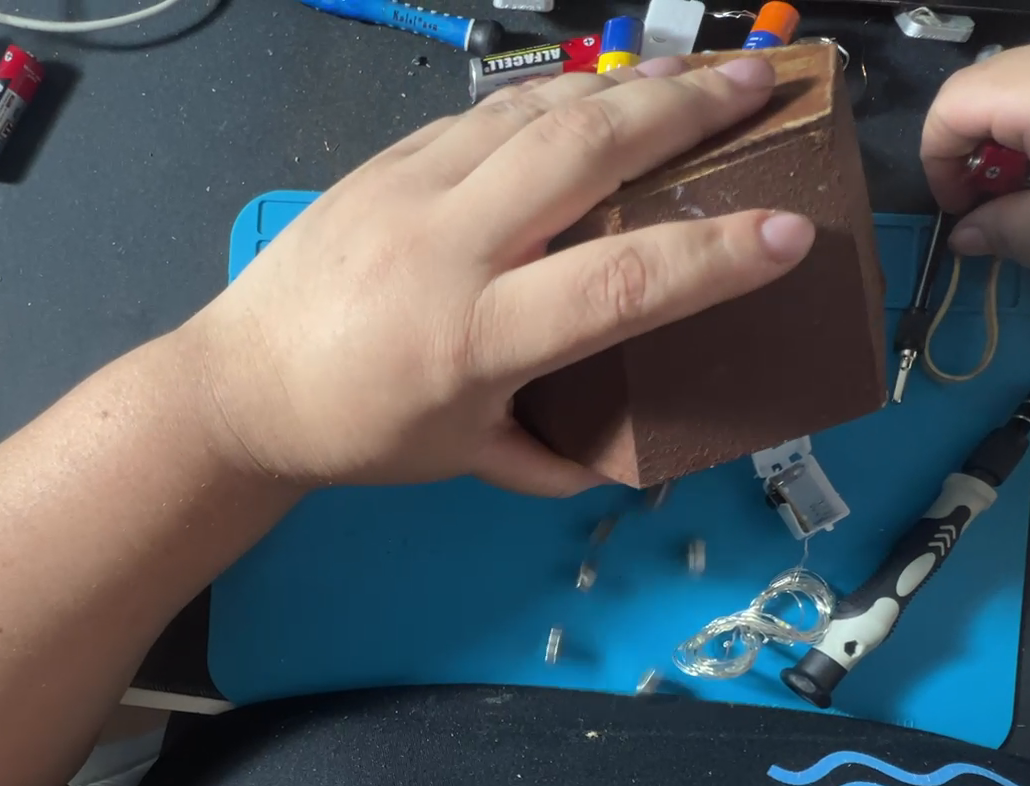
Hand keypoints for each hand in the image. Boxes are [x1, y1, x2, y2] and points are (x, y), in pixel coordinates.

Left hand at [184, 56, 816, 495]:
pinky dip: (554, 97)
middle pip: (584, 153)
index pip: (616, 284)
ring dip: (629, 83)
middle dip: (686, 112)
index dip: (710, 259)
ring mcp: (409, 192)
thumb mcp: (456, 458)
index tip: (787, 233)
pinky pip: (485, 117)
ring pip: (537, 113)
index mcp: (473, 337)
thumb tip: (608, 467)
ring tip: (697, 73)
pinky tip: (594, 91)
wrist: (242, 385)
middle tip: (763, 84)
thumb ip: (539, 461)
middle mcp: (447, 247)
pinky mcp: (383, 164)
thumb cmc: (353, 432)